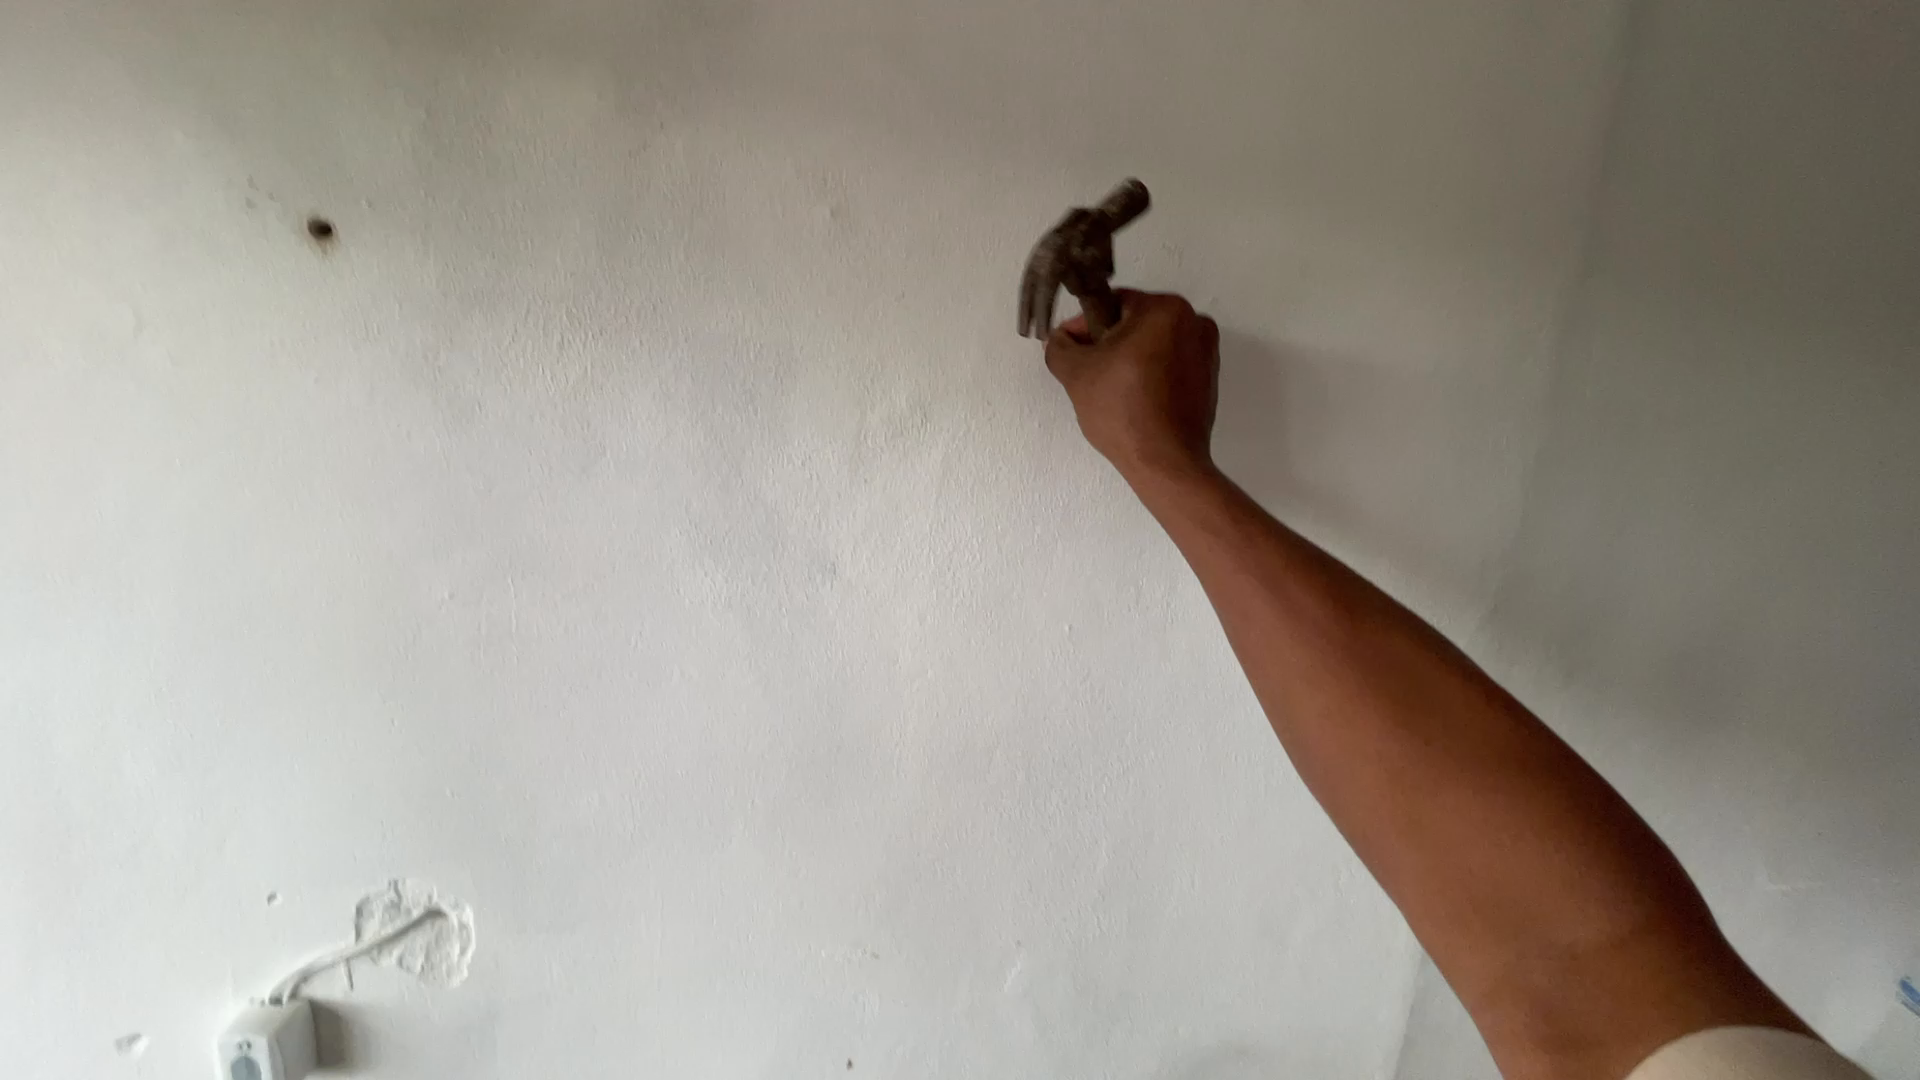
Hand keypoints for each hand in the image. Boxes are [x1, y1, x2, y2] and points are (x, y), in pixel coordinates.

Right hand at [1045, 290, 1220, 482]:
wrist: (1165, 462)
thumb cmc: (1123, 411)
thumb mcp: (1076, 374)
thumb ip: (1059, 347)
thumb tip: (1058, 340)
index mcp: (1165, 310)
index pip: (1111, 303)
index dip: (1083, 326)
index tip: (1069, 349)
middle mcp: (1194, 322)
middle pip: (1134, 324)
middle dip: (1106, 344)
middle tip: (1085, 372)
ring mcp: (1207, 352)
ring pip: (1152, 346)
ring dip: (1127, 360)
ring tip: (1107, 390)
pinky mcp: (1209, 380)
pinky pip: (1169, 367)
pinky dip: (1149, 376)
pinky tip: (1131, 401)